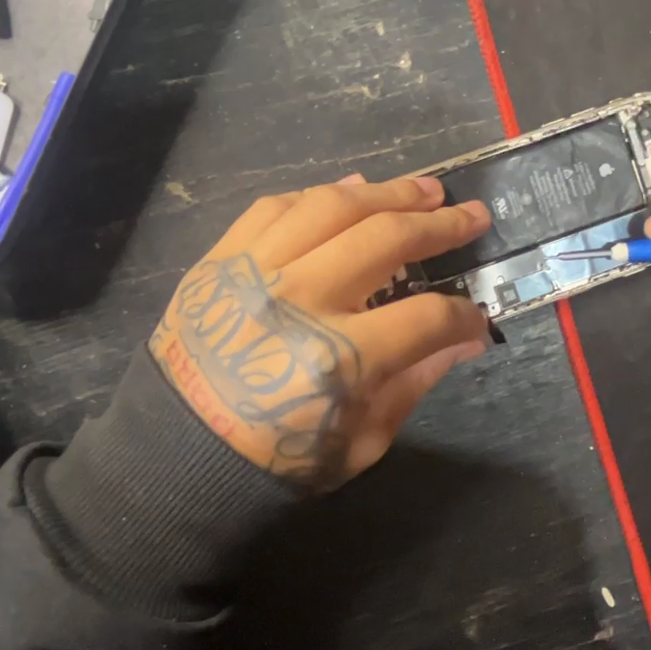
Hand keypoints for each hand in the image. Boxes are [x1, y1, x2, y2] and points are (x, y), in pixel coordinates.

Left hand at [150, 174, 493, 489]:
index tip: (475, 315)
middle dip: (441, 226)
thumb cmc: (276, 460)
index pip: (426, 317)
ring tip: (424, 189)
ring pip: (333, 206)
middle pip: (386, 238)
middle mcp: (299, 299)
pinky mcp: (220, 260)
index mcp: (338, 359)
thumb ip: (417, 380)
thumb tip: (467, 337)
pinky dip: (319, 195)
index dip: (463, 314)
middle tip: (474, 215)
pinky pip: (275, 207)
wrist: (175, 455)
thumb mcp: (361, 441)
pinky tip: (351, 189)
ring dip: (387, 192)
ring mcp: (254, 270)